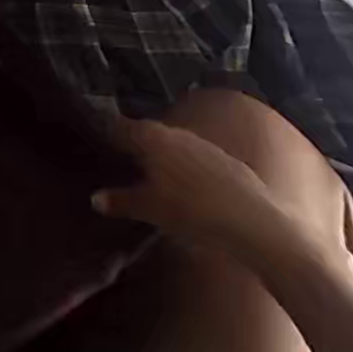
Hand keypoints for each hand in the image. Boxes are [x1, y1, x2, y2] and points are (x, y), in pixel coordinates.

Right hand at [90, 118, 310, 264]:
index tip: (98, 139)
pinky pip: (199, 160)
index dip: (108, 132)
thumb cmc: (192, 211)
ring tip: (154, 175)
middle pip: (149, 134)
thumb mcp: (149, 210)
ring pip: (176, 145)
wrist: (257, 225)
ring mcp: (208, 146)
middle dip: (137, 145)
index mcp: (153, 138)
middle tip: (123, 160)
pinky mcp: (231, 163)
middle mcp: (178, 133)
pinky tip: (189, 188)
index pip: (121, 126)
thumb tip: (95, 198)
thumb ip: (120, 201)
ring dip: (164, 156)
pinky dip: (188, 168)